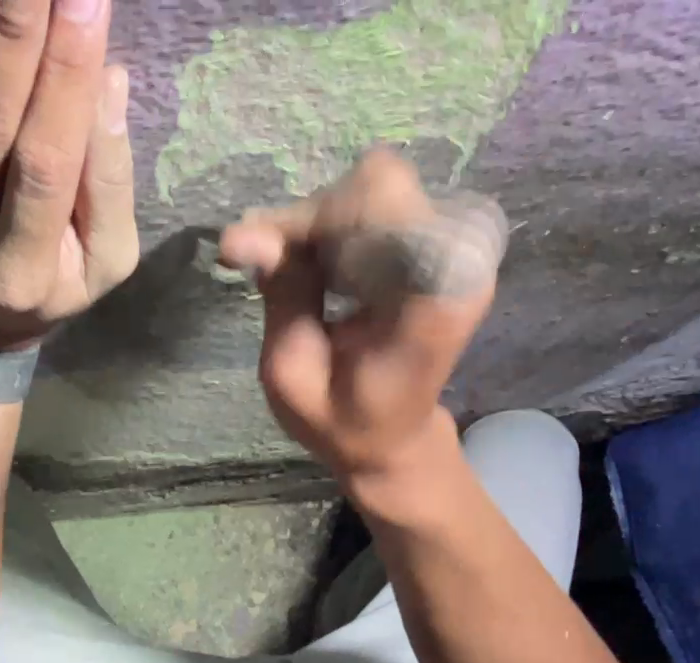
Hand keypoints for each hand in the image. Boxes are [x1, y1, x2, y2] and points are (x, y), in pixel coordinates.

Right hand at [218, 150, 501, 481]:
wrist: (394, 440)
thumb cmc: (342, 421)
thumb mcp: (291, 375)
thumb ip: (281, 296)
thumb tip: (241, 234)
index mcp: (433, 294)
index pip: (376, 200)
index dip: (310, 217)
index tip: (254, 251)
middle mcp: (458, 258)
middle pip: (375, 185)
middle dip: (311, 219)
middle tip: (266, 264)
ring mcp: (456, 247)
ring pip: (373, 188)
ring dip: (321, 224)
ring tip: (289, 273)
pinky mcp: (441, 245)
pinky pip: (381, 206)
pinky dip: (337, 230)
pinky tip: (316, 271)